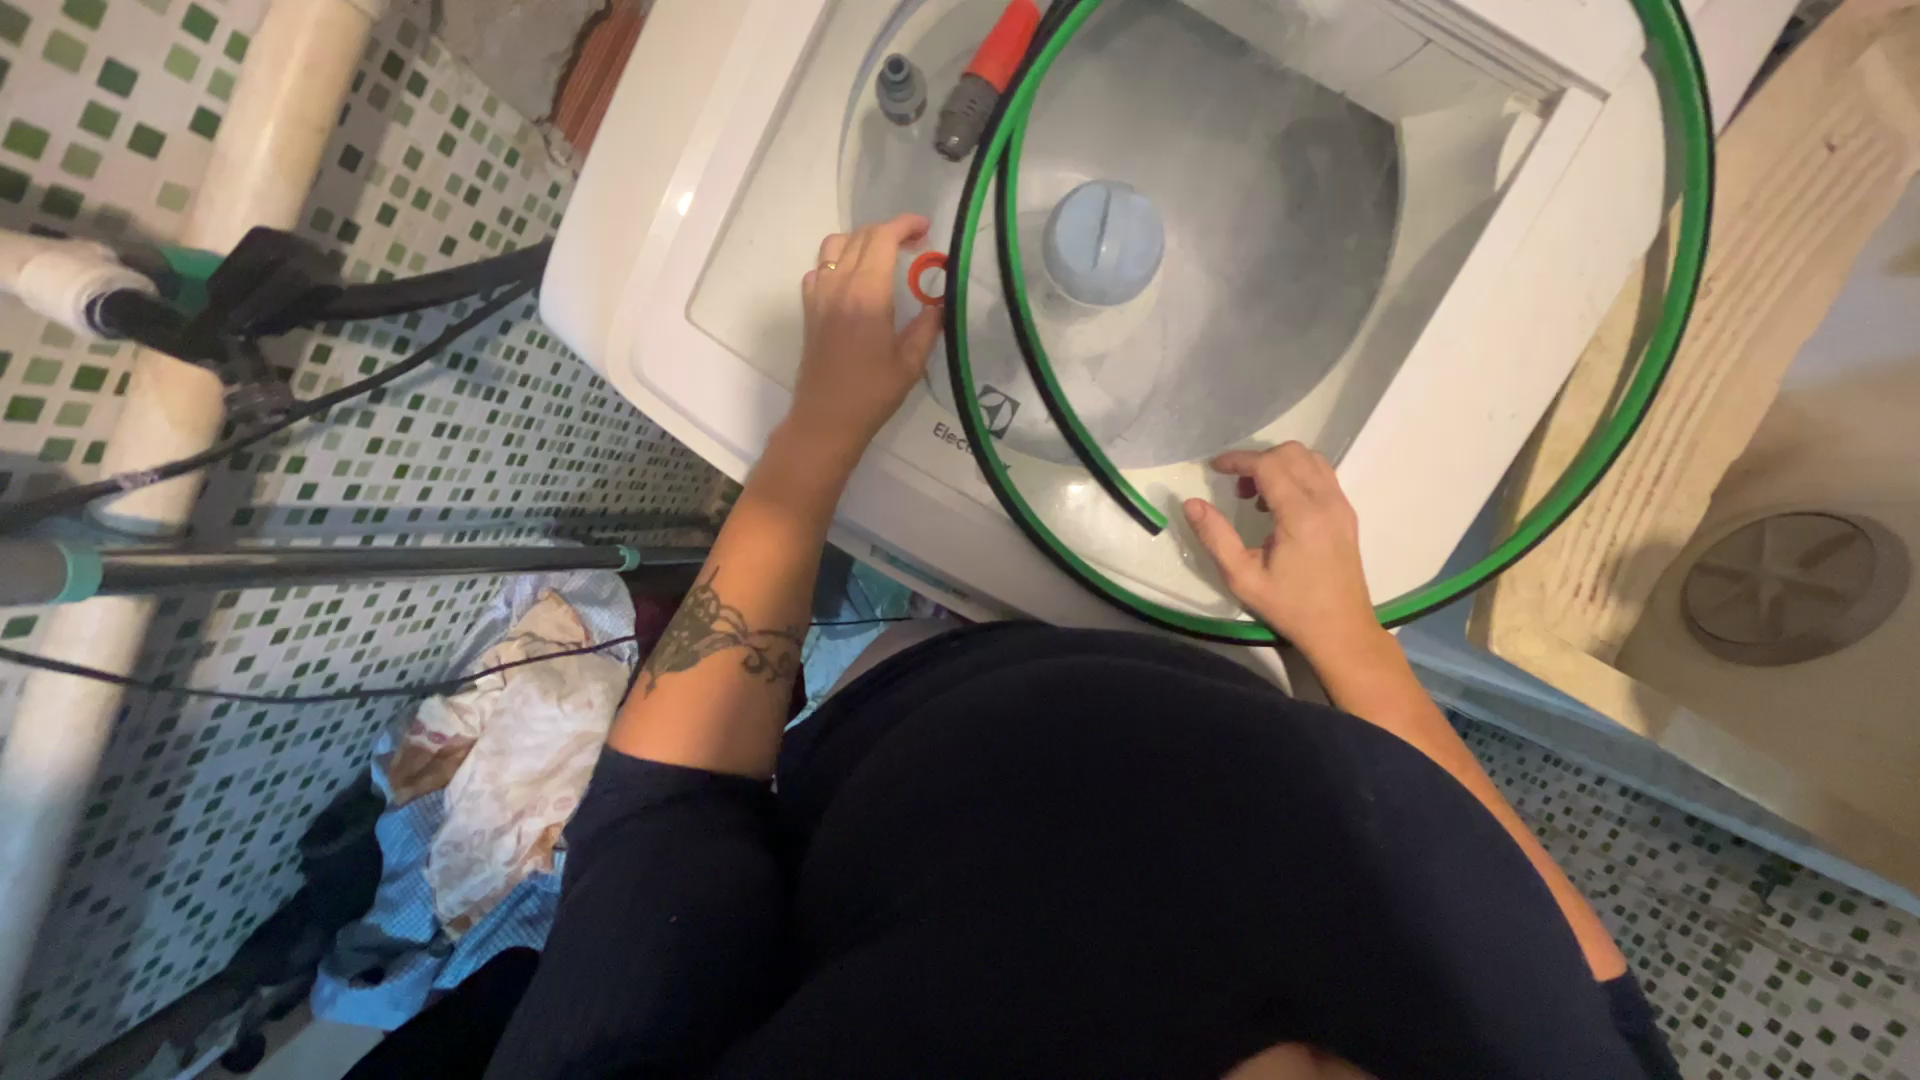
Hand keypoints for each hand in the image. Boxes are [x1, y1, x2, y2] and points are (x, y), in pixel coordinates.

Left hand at [788, 214, 944, 460]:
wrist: (826, 419)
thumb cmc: (872, 395)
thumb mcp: (910, 364)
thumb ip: (928, 327)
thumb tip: (941, 302)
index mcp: (867, 294)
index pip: (882, 238)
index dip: (904, 225)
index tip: (925, 229)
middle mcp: (839, 286)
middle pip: (859, 236)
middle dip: (888, 230)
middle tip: (913, 243)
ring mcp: (819, 296)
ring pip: (833, 246)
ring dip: (860, 241)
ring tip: (881, 256)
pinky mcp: (809, 310)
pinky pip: (819, 269)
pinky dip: (837, 263)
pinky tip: (852, 281)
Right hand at [1183, 442, 1380, 656]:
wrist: (1341, 629)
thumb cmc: (1289, 606)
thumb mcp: (1242, 577)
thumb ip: (1215, 536)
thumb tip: (1191, 503)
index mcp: (1300, 516)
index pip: (1269, 465)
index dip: (1238, 460)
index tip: (1214, 468)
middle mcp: (1326, 502)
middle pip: (1291, 453)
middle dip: (1258, 459)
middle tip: (1235, 487)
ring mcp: (1341, 505)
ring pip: (1310, 458)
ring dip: (1278, 464)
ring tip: (1255, 495)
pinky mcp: (1346, 513)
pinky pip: (1321, 474)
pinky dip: (1296, 474)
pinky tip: (1278, 503)